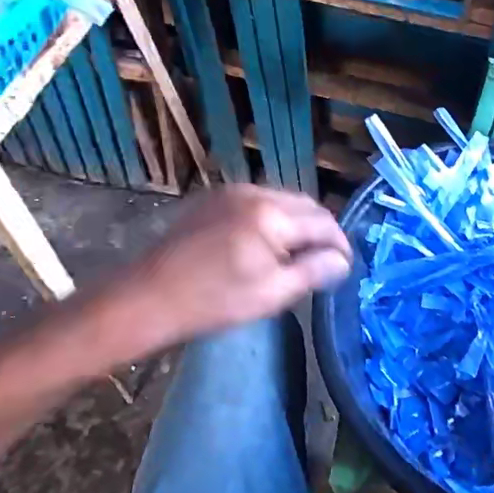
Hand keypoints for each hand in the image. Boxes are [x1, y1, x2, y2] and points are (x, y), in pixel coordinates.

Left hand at [104, 185, 352, 347]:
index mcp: (272, 217)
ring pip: (284, 200)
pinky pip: (259, 200)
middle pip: (306, 205)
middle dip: (321, 230)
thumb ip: (312, 272)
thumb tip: (343, 261)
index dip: (340, 244)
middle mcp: (256, 193)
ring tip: (297, 253)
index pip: (324, 223)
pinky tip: (266, 242)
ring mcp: (234, 191)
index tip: (345, 266)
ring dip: (298, 222)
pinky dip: (273, 217)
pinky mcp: (217, 196)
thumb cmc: (212, 302)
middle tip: (324, 260)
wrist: (148, 295)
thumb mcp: (270, 294)